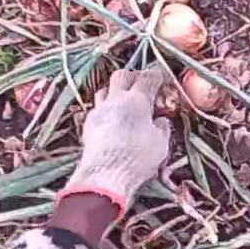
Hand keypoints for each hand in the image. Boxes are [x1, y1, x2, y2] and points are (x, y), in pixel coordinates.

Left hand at [58, 68, 170, 218]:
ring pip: (104, 90)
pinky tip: (110, 120)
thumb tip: (160, 120)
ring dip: (114, 91)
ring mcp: (99, 111)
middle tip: (142, 84)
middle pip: (121, 76)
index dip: (157, 74)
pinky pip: (97, 109)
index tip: (162, 76)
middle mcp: (115, 100)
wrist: (106, 174)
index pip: (148, 77)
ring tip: (123, 101)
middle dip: (133, 76)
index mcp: (137, 100)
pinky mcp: (87, 126)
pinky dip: (105, 109)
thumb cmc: (138, 157)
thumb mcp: (160, 144)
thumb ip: (162, 127)